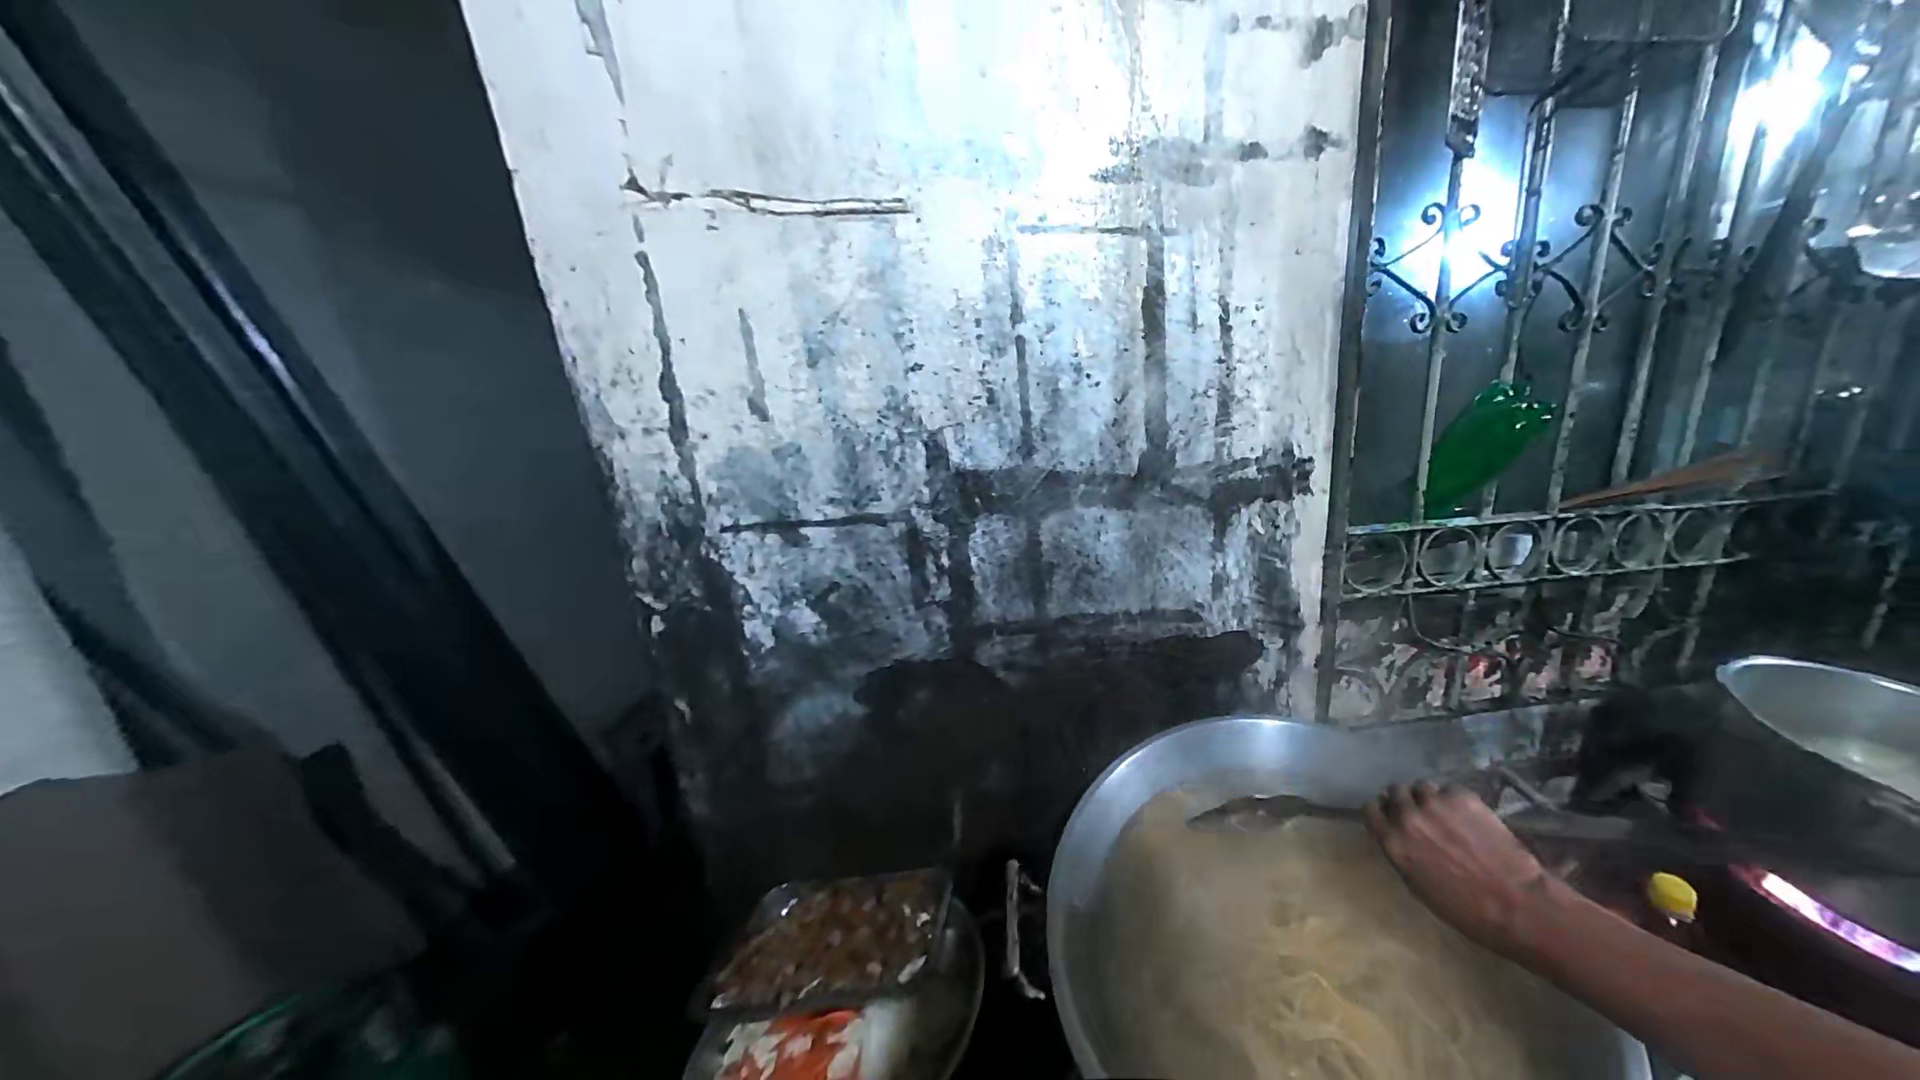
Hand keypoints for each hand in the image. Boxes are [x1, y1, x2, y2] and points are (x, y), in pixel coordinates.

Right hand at [1364, 781, 1564, 958]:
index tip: (1390, 815)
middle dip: (1404, 800)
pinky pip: (1449, 790)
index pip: (1370, 809)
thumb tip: (1398, 836)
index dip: (1381, 810)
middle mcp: (1407, 816)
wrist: (1519, 905)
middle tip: (1421, 813)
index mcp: (1392, 841)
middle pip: (1394, 791)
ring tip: (1446, 812)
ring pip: (1421, 786)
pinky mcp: (1463, 797)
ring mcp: (1435, 804)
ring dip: (1429, 797)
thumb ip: (1400, 852)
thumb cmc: (1466, 909)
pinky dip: (1455, 800)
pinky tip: (1470, 817)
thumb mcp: (1417, 884)